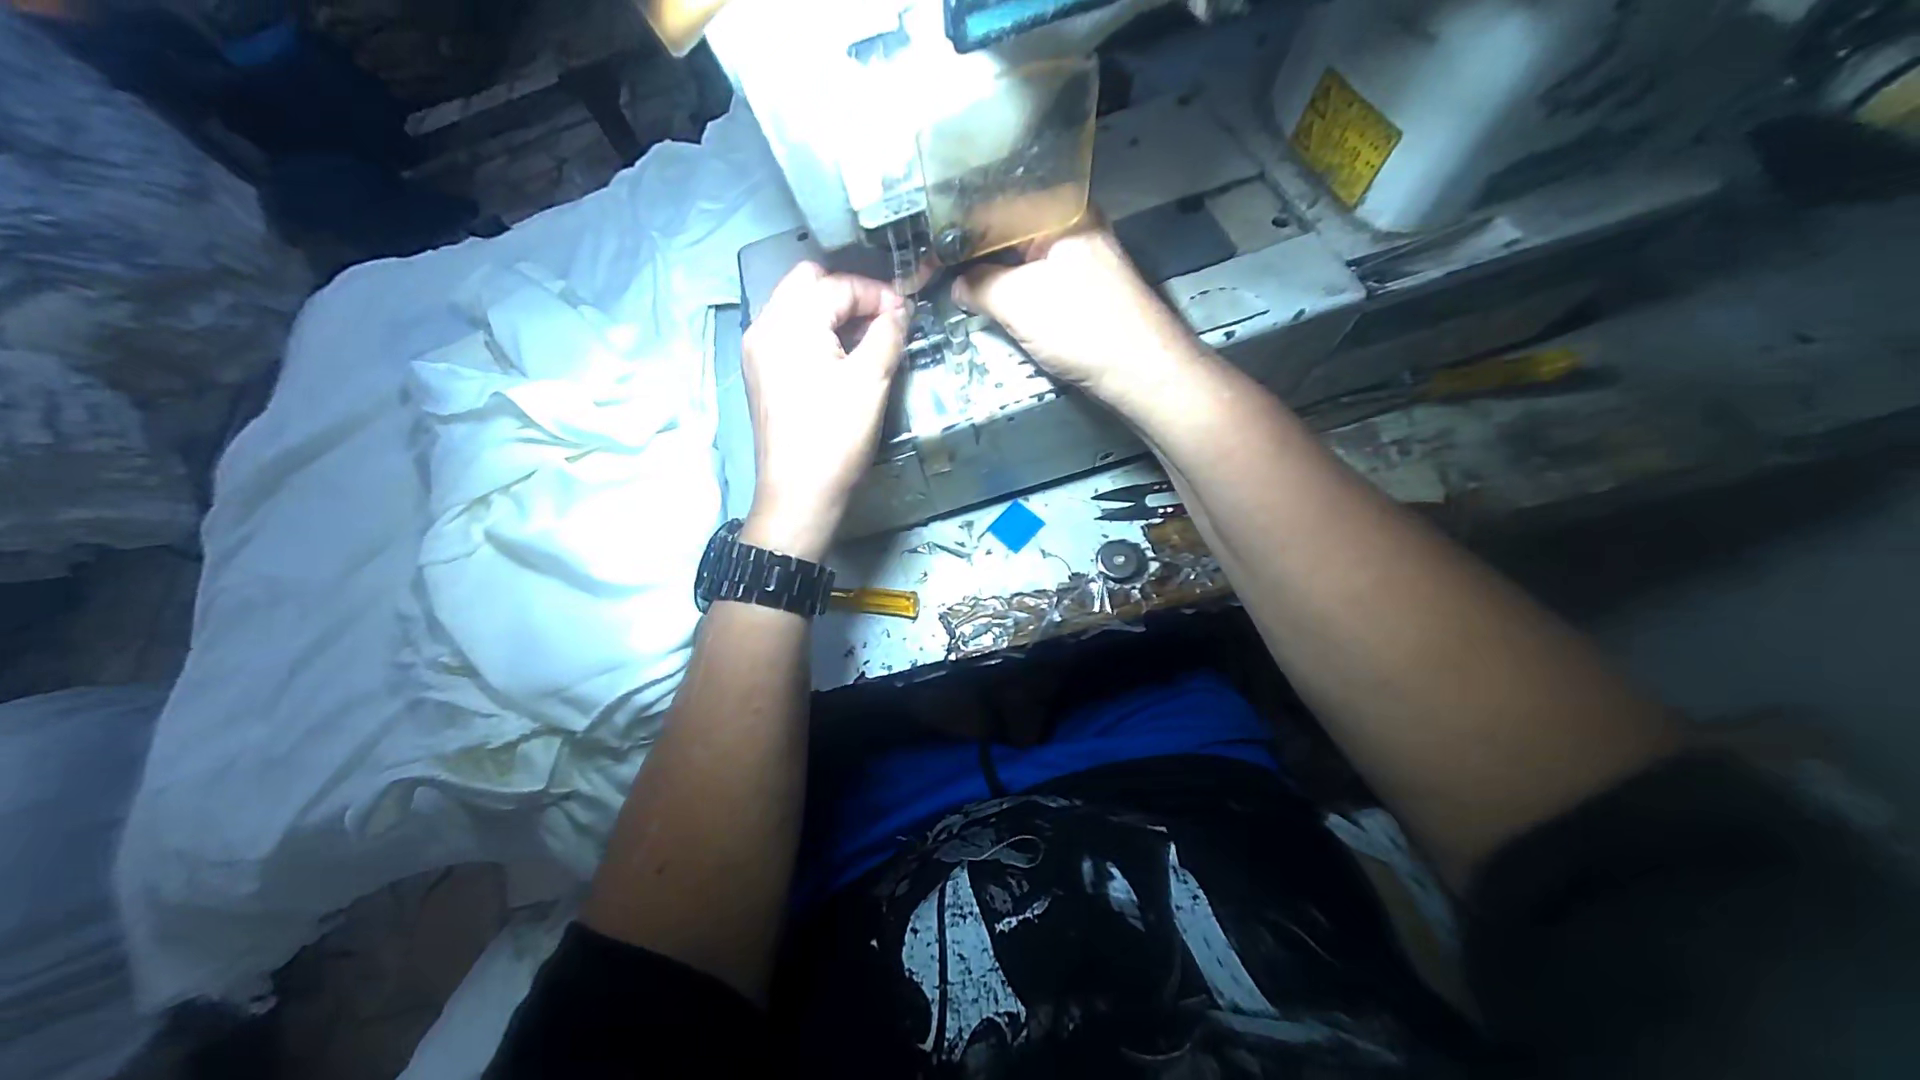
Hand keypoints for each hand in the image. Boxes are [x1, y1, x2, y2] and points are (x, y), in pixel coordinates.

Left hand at [740, 262, 907, 561]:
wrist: (798, 493)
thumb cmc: (836, 436)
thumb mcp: (872, 381)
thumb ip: (887, 334)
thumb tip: (898, 310)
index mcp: (790, 323)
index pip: (837, 285)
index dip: (876, 293)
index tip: (904, 313)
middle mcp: (765, 326)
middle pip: (807, 283)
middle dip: (848, 294)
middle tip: (881, 320)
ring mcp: (757, 350)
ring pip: (794, 306)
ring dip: (830, 311)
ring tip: (864, 338)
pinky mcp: (759, 373)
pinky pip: (787, 332)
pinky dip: (813, 332)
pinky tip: (837, 357)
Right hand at [951, 217, 1201, 415]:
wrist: (1141, 372)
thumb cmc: (1081, 327)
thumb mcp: (1017, 302)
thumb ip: (978, 284)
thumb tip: (955, 283)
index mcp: (1060, 209)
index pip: (994, 201)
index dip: (953, 224)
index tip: (923, 246)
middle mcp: (1070, 223)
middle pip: (1006, 225)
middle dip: (968, 245)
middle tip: (928, 262)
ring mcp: (1077, 255)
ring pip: (1019, 252)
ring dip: (986, 268)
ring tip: (946, 276)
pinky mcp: (1080, 287)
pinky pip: (1033, 275)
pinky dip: (1008, 285)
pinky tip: (983, 294)